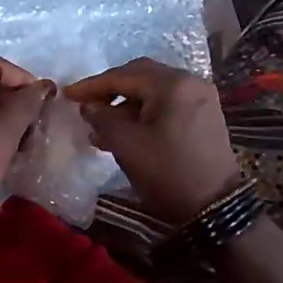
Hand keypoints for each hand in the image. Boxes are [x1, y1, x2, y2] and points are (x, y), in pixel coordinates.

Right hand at [66, 58, 241, 224]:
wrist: (214, 207)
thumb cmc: (167, 172)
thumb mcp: (126, 144)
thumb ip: (102, 118)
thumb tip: (89, 106)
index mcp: (173, 85)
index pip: (124, 75)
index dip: (92, 85)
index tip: (68, 94)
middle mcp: (191, 83)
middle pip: (141, 76)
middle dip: (109, 89)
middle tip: (84, 103)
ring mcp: (201, 99)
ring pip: (153, 91)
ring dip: (125, 103)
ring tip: (100, 126)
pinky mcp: (204, 115)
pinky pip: (166, 104)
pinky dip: (143, 112)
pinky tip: (125, 131)